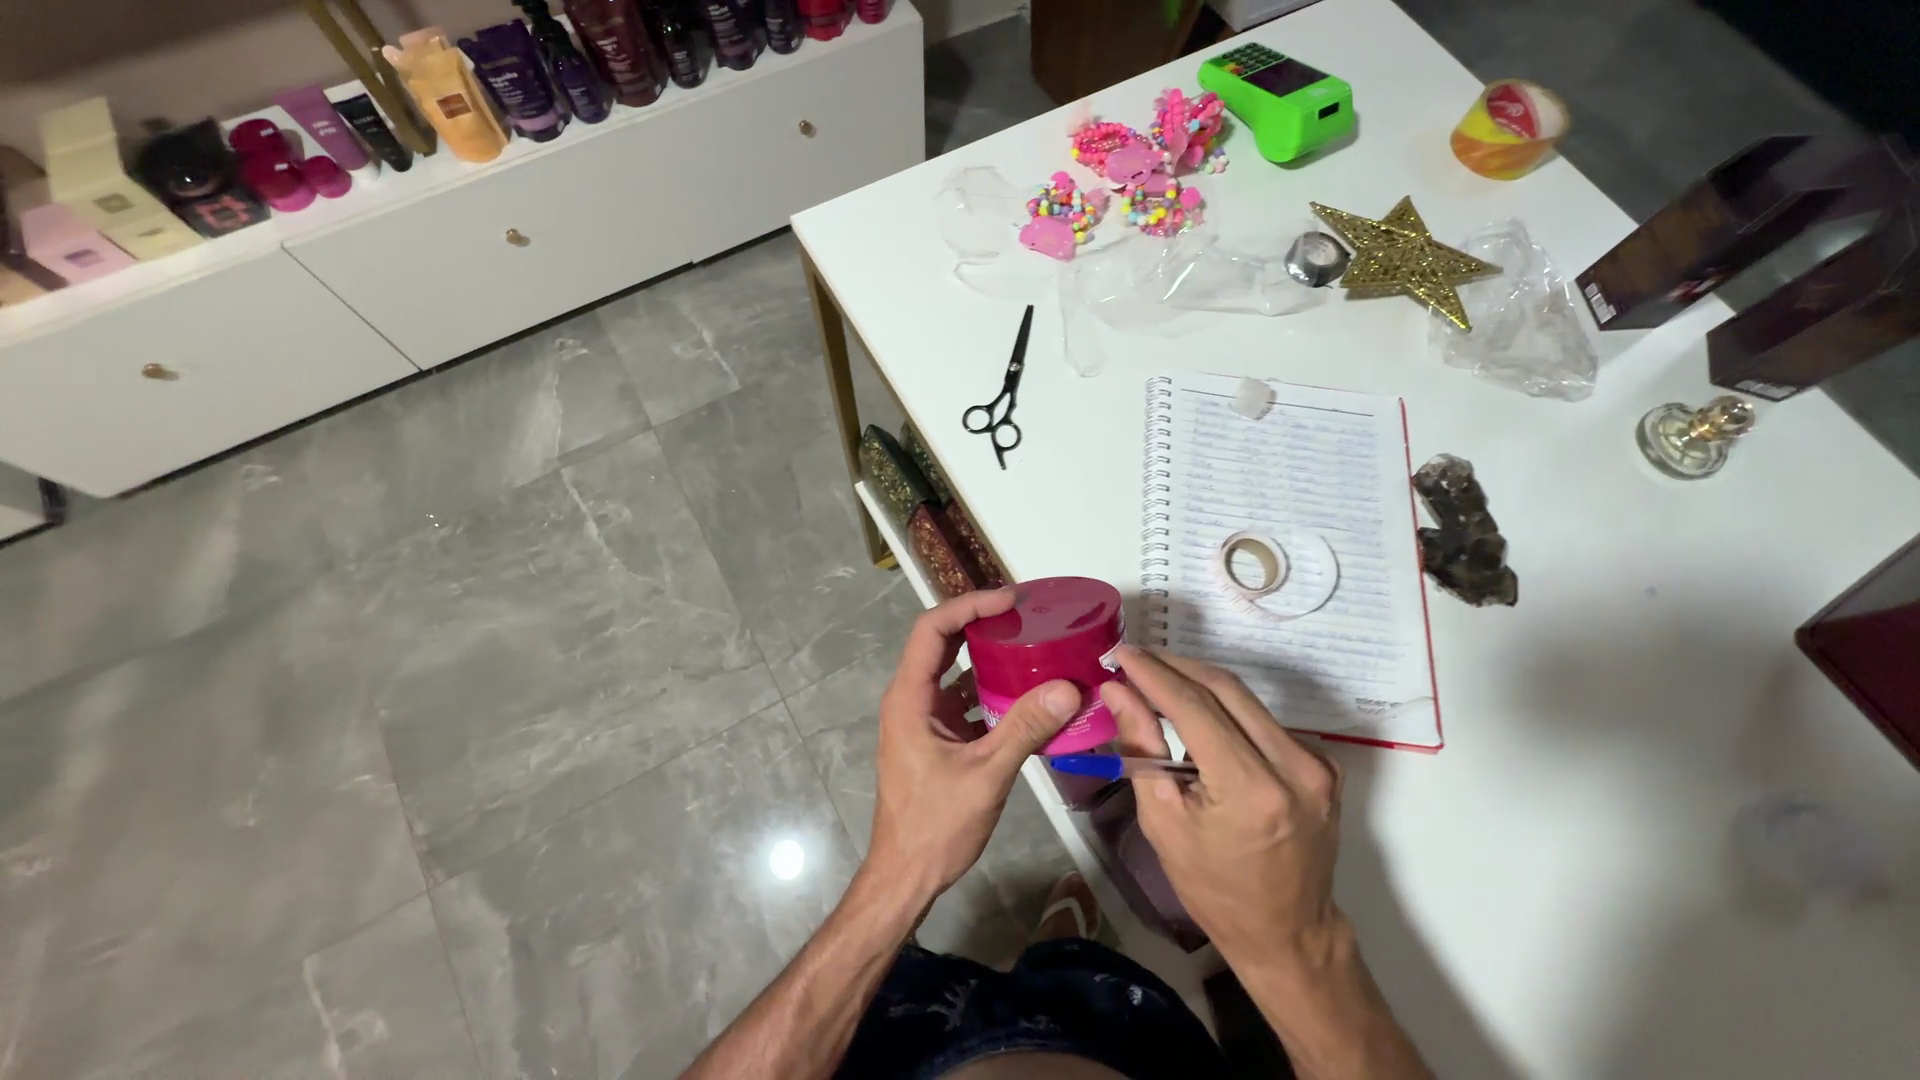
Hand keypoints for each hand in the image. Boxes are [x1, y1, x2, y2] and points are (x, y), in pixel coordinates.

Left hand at [867, 589, 1080, 897]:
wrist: (906, 874)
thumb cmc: (936, 825)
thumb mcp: (986, 775)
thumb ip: (1025, 728)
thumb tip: (1068, 686)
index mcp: (909, 698)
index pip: (932, 630)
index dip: (968, 606)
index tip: (1010, 601)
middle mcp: (910, 699)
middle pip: (942, 643)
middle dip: (981, 623)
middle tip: (1027, 616)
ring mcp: (922, 719)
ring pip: (954, 671)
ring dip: (988, 657)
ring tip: (1033, 645)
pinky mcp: (936, 738)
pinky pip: (963, 700)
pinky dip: (990, 690)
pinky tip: (1026, 695)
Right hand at [1099, 646, 1344, 966]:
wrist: (1287, 932)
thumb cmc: (1214, 889)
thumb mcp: (1163, 824)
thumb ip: (1142, 749)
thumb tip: (1118, 692)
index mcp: (1252, 789)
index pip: (1196, 707)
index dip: (1154, 674)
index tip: (1121, 653)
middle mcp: (1294, 766)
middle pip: (1227, 689)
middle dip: (1176, 666)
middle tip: (1136, 658)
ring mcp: (1316, 763)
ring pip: (1247, 700)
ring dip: (1200, 684)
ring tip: (1157, 680)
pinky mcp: (1323, 764)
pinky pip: (1264, 721)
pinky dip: (1227, 710)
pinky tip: (1197, 714)